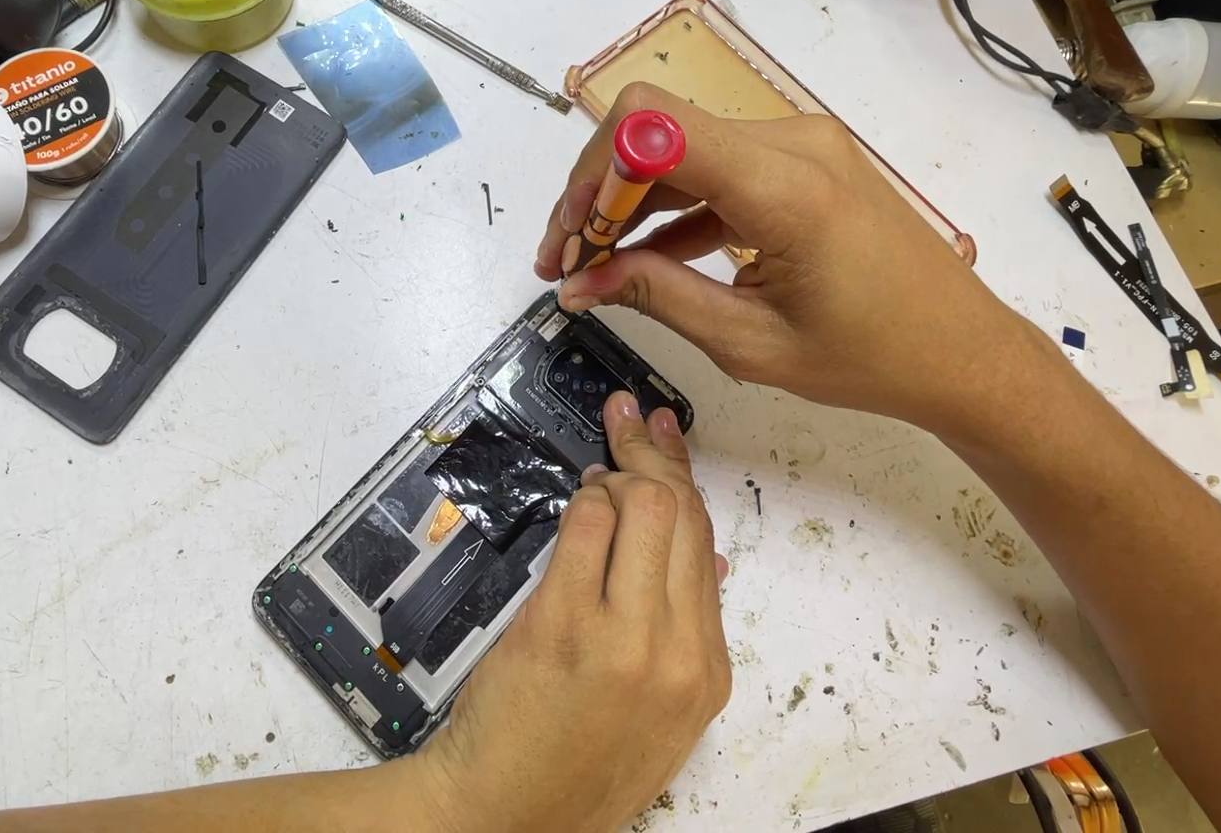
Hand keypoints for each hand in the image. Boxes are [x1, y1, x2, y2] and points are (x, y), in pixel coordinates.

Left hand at [410, 390, 730, 832]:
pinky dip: (583, 500)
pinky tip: (578, 498)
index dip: (685, 477)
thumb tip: (710, 555)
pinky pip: (585, 527)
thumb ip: (687, 628)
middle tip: (629, 425)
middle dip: (654, 457)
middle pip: (681, 516)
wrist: (510, 812)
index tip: (666, 434)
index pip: (707, 543)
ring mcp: (621, 637)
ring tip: (598, 473)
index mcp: (708, 670)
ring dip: (616, 476)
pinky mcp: (562, 623)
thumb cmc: (583, 756)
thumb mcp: (664, 709)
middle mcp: (677, 650)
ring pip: (642, 510)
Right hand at [533, 81, 1043, 435]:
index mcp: (784, 184)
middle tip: (562, 262)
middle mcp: (788, 141)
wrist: (963, 353)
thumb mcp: (748, 342)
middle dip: (592, 194)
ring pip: (673, 150)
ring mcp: (795, 147)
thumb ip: (656, 298)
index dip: (593, 174)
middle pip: (651, 130)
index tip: (572, 242)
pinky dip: (664, 209)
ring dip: (621, 203)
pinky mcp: (794, 165)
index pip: (651, 125)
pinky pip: (708, 171)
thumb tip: (576, 285)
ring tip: (587, 265)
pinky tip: (637, 258)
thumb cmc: (870, 358)